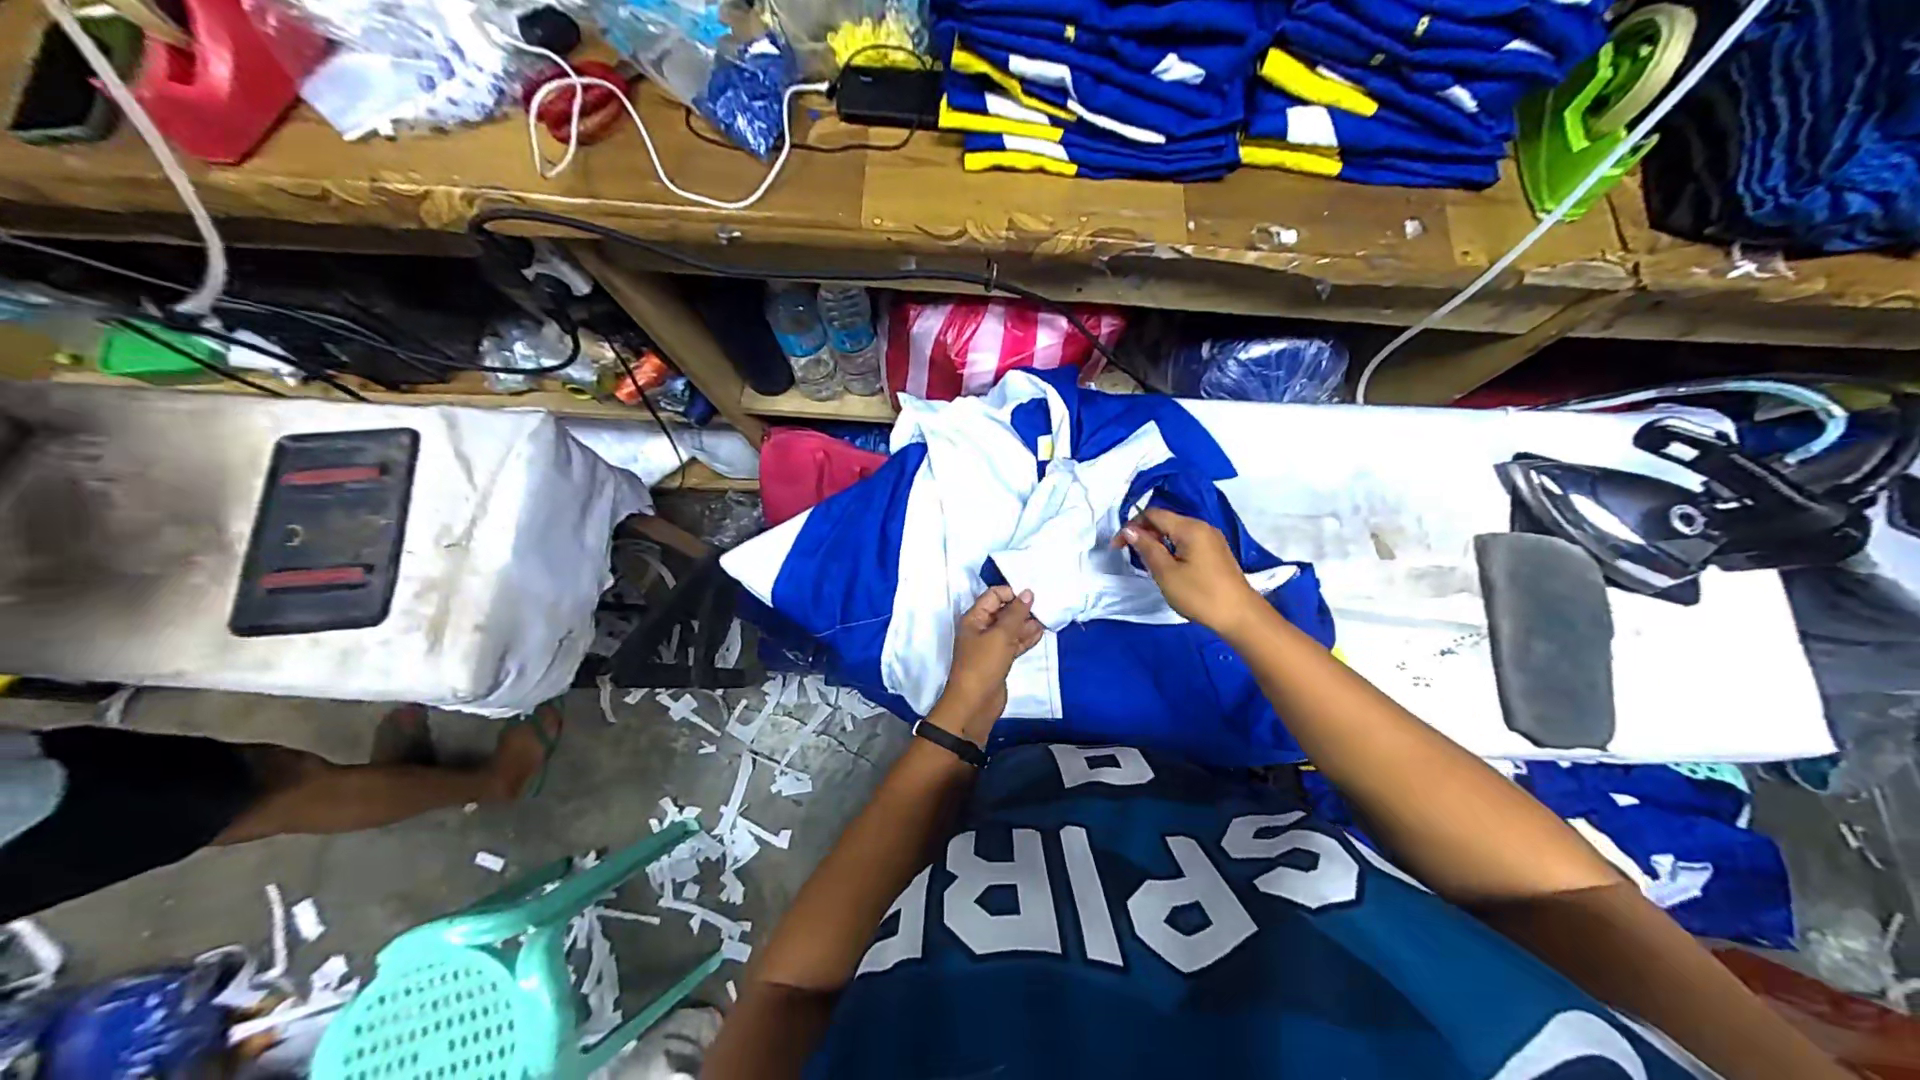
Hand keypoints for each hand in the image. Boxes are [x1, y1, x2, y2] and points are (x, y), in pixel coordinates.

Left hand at [936, 586, 1044, 740]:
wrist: (975, 703)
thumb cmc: (983, 665)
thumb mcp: (1001, 635)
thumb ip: (1015, 613)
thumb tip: (1028, 593)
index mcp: (974, 618)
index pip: (993, 595)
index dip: (1011, 593)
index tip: (1033, 596)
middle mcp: (981, 628)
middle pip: (1003, 611)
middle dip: (1022, 608)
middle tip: (1044, 606)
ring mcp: (990, 645)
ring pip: (1010, 628)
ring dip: (1026, 623)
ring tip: (1047, 618)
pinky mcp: (999, 660)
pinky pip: (1013, 643)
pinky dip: (1025, 638)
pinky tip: (1040, 633)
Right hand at [1113, 507, 1264, 636]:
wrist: (1240, 616)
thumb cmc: (1200, 595)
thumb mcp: (1166, 573)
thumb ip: (1147, 548)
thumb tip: (1130, 530)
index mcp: (1190, 528)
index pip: (1153, 514)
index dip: (1132, 526)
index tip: (1118, 546)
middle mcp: (1202, 527)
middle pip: (1165, 521)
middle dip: (1144, 533)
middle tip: (1130, 555)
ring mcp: (1211, 539)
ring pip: (1176, 531)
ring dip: (1157, 542)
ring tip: (1147, 562)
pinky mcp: (1216, 552)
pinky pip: (1187, 541)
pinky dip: (1172, 548)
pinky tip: (1168, 566)